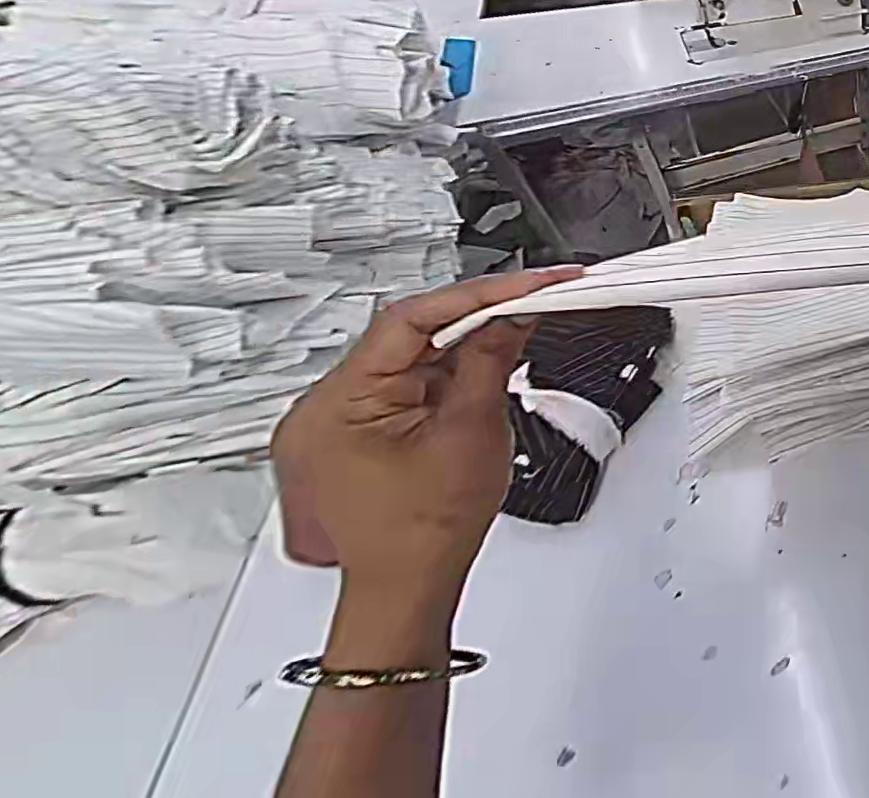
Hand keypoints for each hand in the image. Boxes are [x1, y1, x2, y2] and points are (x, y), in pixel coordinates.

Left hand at [271, 268, 583, 592]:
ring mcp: (346, 416)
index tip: (532, 282)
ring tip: (525, 327)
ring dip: (475, 340)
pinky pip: (419, 377)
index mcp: (337, 405)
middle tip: (540, 295)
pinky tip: (495, 361)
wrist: (409, 585)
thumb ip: (490, 363)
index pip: (411, 320)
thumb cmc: (425, 530)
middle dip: (482, 314)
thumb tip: (511, 317)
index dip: (479, 294)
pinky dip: (461, 365)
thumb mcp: (471, 431)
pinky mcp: (369, 425)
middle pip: (415, 332)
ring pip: (420, 353)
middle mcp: (328, 405)